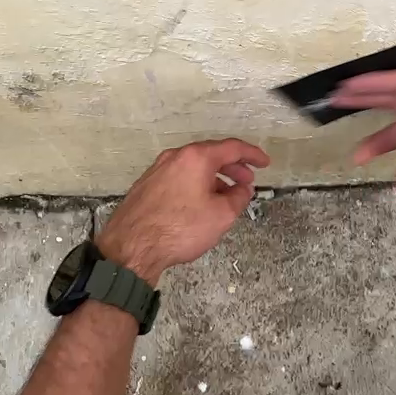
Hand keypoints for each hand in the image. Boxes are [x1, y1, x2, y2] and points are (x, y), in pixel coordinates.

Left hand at [94, 139, 270, 284]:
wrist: (132, 246)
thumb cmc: (176, 229)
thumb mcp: (222, 215)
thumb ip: (238, 198)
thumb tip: (241, 190)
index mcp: (196, 158)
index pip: (232, 148)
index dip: (252, 155)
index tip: (263, 162)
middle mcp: (175, 158)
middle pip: (211, 155)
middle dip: (233, 168)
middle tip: (246, 181)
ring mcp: (158, 170)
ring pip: (193, 168)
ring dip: (214, 178)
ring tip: (225, 198)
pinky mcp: (147, 186)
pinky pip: (179, 178)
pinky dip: (195, 185)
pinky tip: (200, 205)